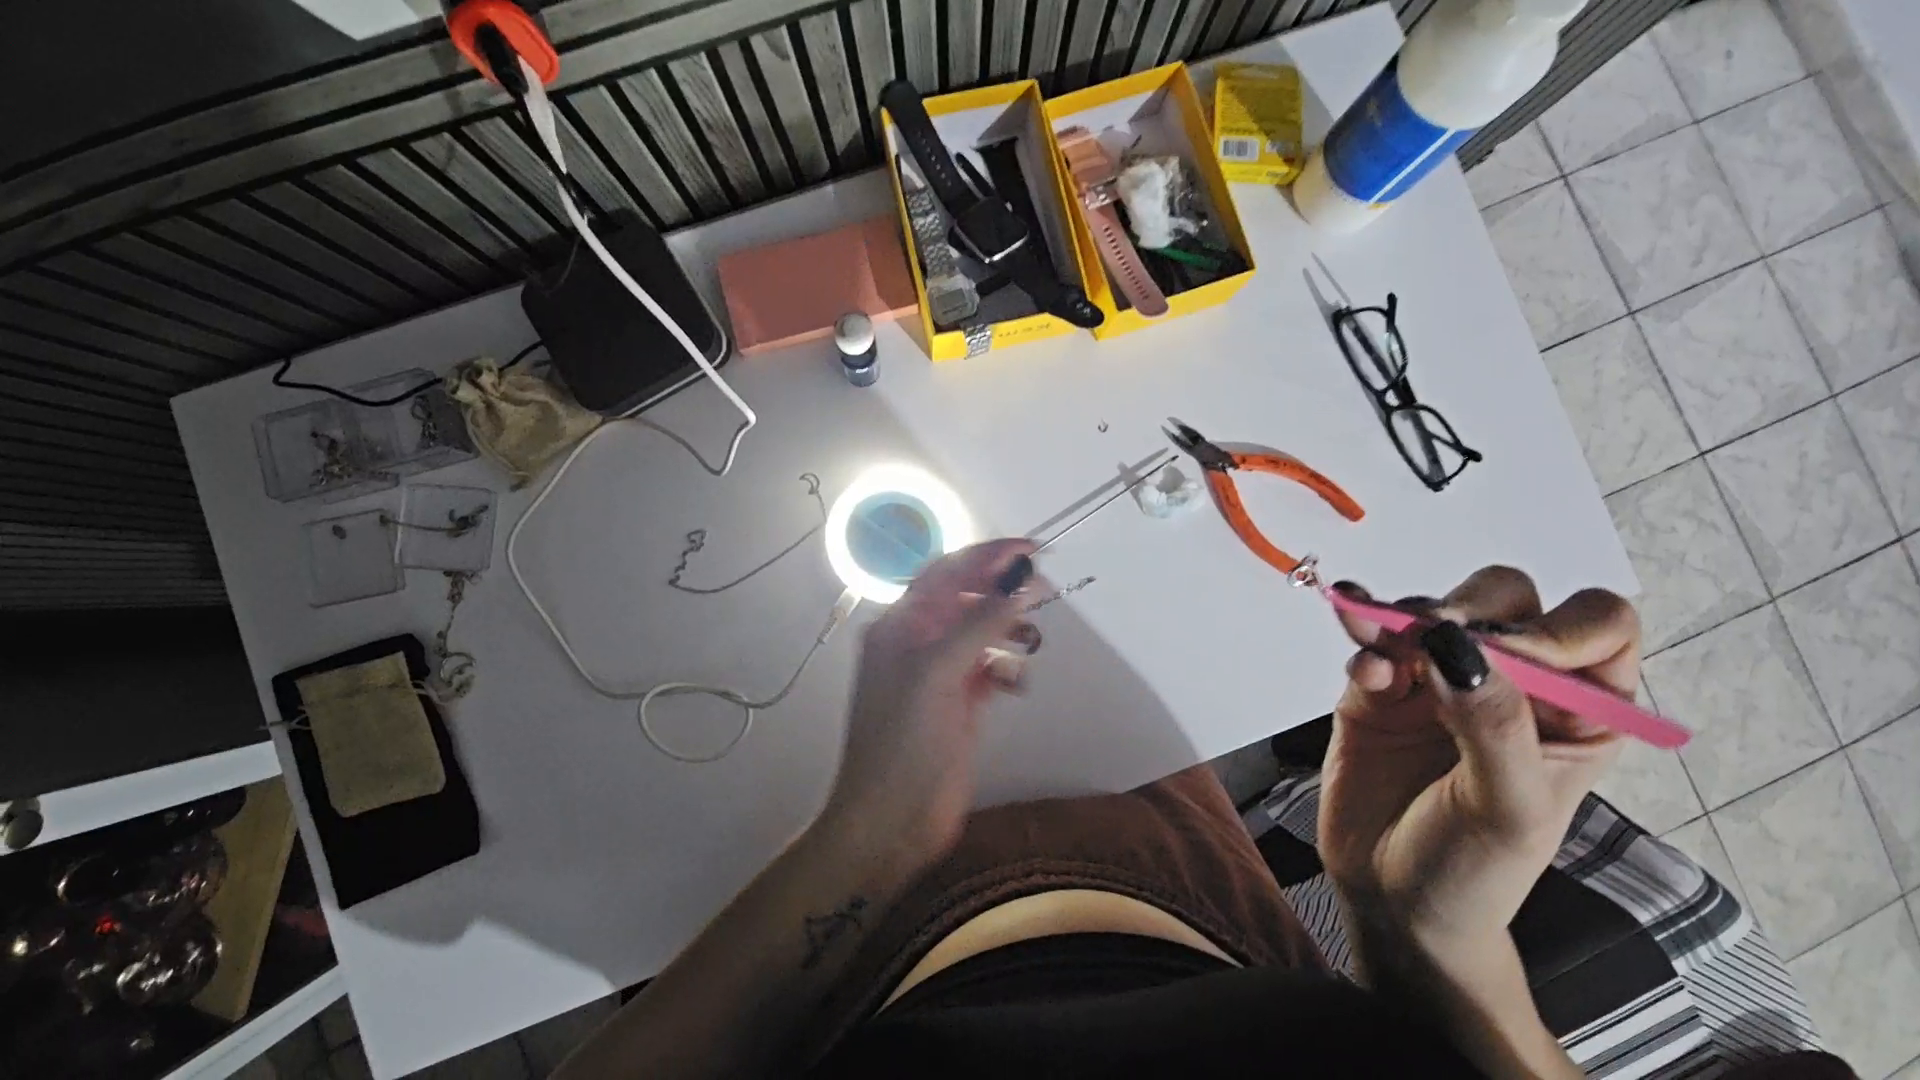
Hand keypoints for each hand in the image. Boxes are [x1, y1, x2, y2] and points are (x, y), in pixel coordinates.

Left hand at [819, 540, 1036, 870]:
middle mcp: (917, 643)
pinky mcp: (959, 705)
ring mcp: (939, 676)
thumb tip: (1021, 582)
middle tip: (1044, 589)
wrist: (891, 820)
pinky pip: (989, 670)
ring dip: (1008, 629)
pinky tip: (1017, 682)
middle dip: (1002, 590)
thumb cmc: (905, 743)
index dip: (986, 556)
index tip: (1031, 549)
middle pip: (966, 599)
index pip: (946, 573)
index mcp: (900, 626)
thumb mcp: (937, 673)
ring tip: (1034, 638)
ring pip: (980, 634)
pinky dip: (1007, 669)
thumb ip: (980, 624)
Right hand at [1318, 566, 1637, 948]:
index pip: (1593, 627)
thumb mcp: (1507, 808)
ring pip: (1430, 610)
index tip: (1505, 659)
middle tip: (1429, 640)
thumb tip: (1453, 643)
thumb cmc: (1475, 869)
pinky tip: (1362, 669)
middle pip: (1505, 600)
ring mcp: (1438, 680)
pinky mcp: (1379, 687)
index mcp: (1576, 711)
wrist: (1391, 897)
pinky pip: (1371, 640)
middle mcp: (1512, 683)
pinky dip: (1361, 637)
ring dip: (1401, 615)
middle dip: (1466, 609)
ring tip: (1370, 631)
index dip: (1557, 628)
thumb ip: (1492, 725)